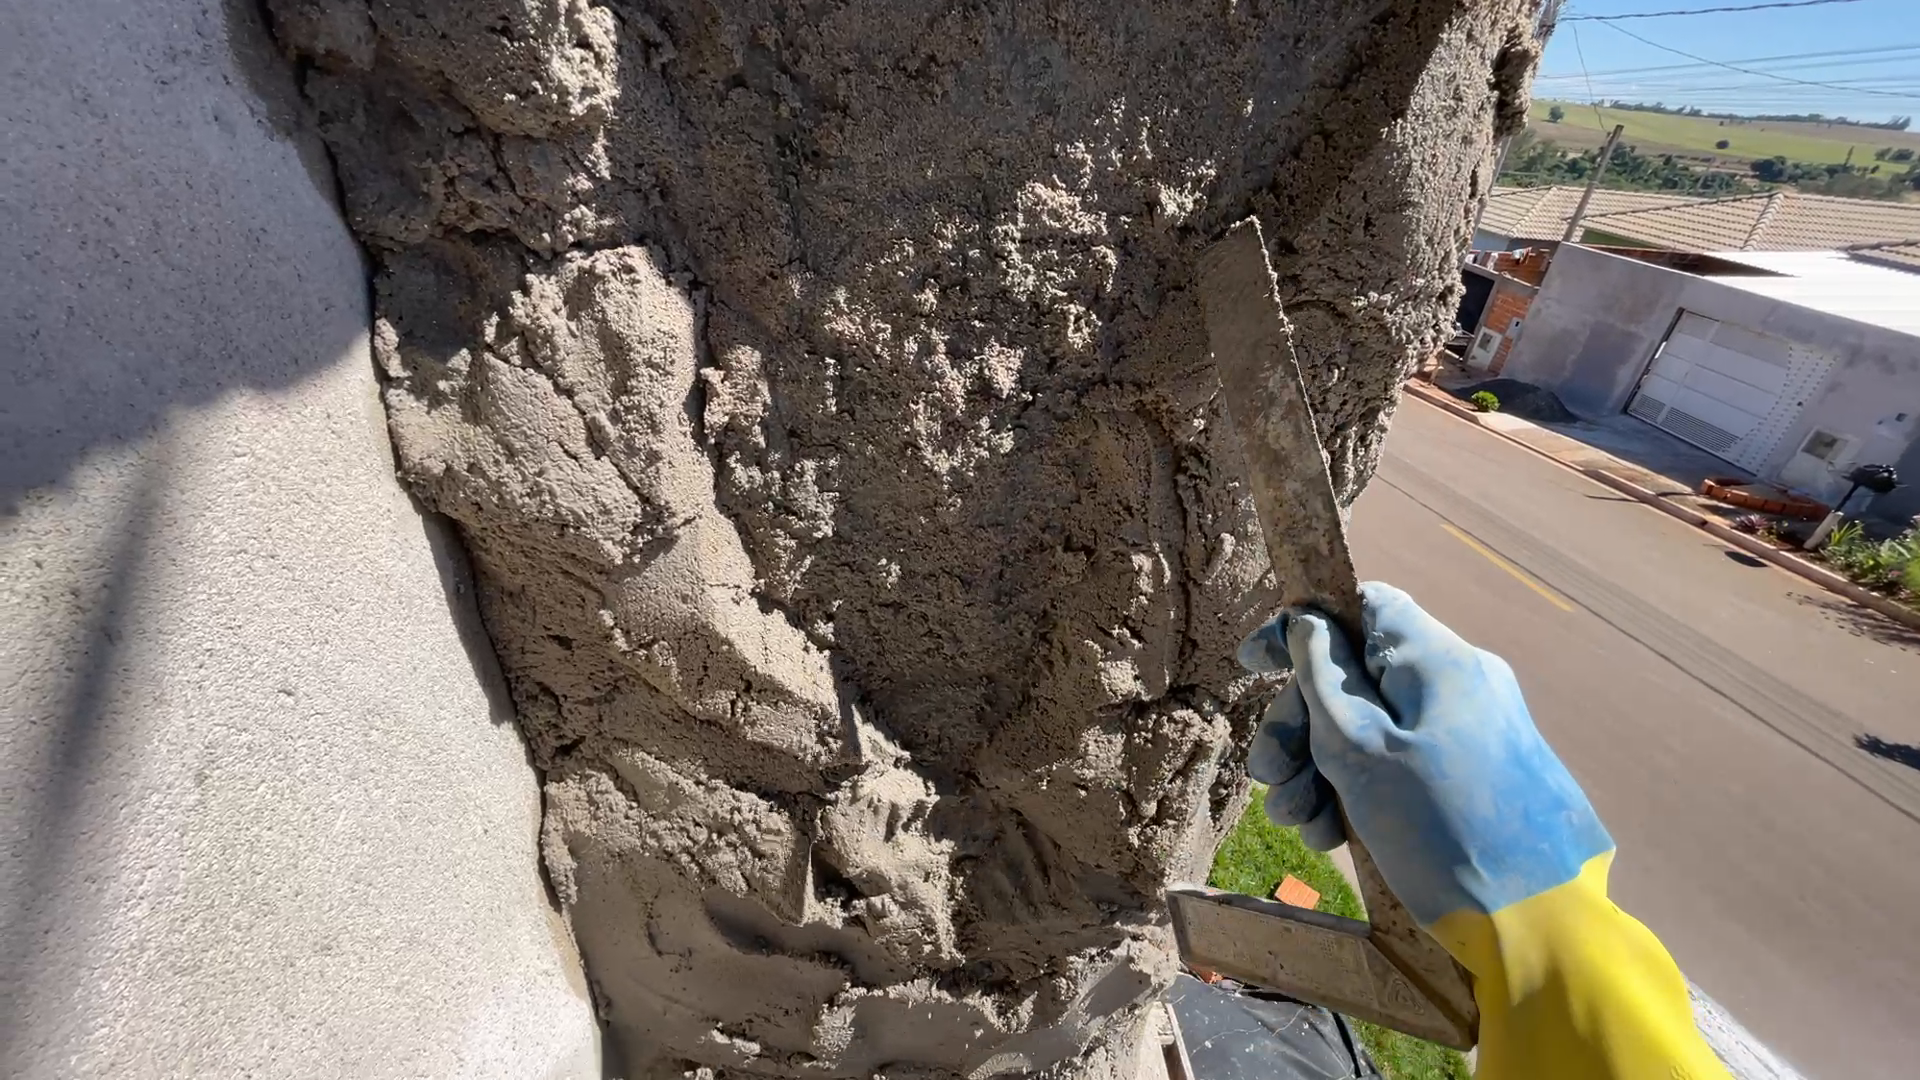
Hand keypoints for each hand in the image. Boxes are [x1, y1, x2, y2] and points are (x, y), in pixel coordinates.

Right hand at [1236, 582, 1613, 926]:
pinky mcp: (1475, 774)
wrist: (1544, 938)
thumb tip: (1306, 622)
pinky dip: (1358, 786)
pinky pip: (1401, 758)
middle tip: (1264, 774)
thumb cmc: (1439, 829)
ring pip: (1371, 723)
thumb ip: (1323, 674)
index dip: (1300, 623)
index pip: (1361, 603)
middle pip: (1354, 676)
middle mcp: (1460, 684)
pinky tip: (1329, 832)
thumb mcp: (1358, 748)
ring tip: (1295, 820)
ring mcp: (1472, 731)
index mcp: (1439, 662)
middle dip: (1297, 725)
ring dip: (1318, 765)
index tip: (1252, 663)